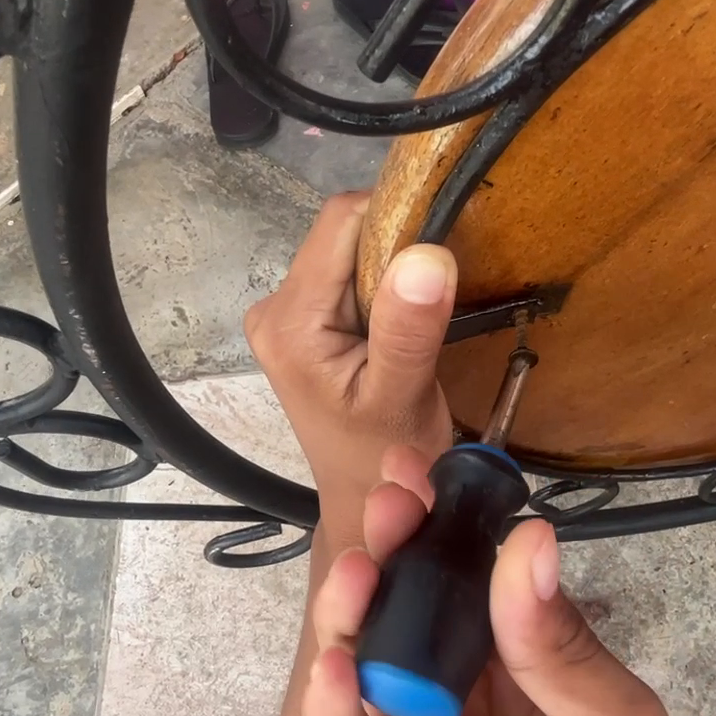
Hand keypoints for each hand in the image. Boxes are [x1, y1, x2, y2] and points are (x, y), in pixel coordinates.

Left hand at [245, 193, 458, 536]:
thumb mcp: (403, 396)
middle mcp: (273, 308)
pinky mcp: (301, 322)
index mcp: (290, 323)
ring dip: (390, 273)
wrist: (363, 497)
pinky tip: (396, 325)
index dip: (396, 218)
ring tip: (415, 320)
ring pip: (348, 254)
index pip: (341, 223)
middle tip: (433, 300)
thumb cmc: (384, 459)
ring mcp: (283, 314)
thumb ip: (408, 329)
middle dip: (395, 253)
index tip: (442, 249)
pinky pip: (346, 277)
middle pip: (343, 236)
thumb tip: (427, 253)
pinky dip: (380, 288)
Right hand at [301, 451, 715, 715]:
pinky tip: (336, 666)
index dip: (447, 524)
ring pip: (367, 661)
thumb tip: (531, 541)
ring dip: (354, 611)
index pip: (474, 577)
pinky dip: (330, 703)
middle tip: (390, 506)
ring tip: (359, 573)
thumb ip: (561, 646)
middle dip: (395, 549)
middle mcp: (467, 692)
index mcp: (526, 663)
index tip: (426, 472)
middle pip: (413, 607)